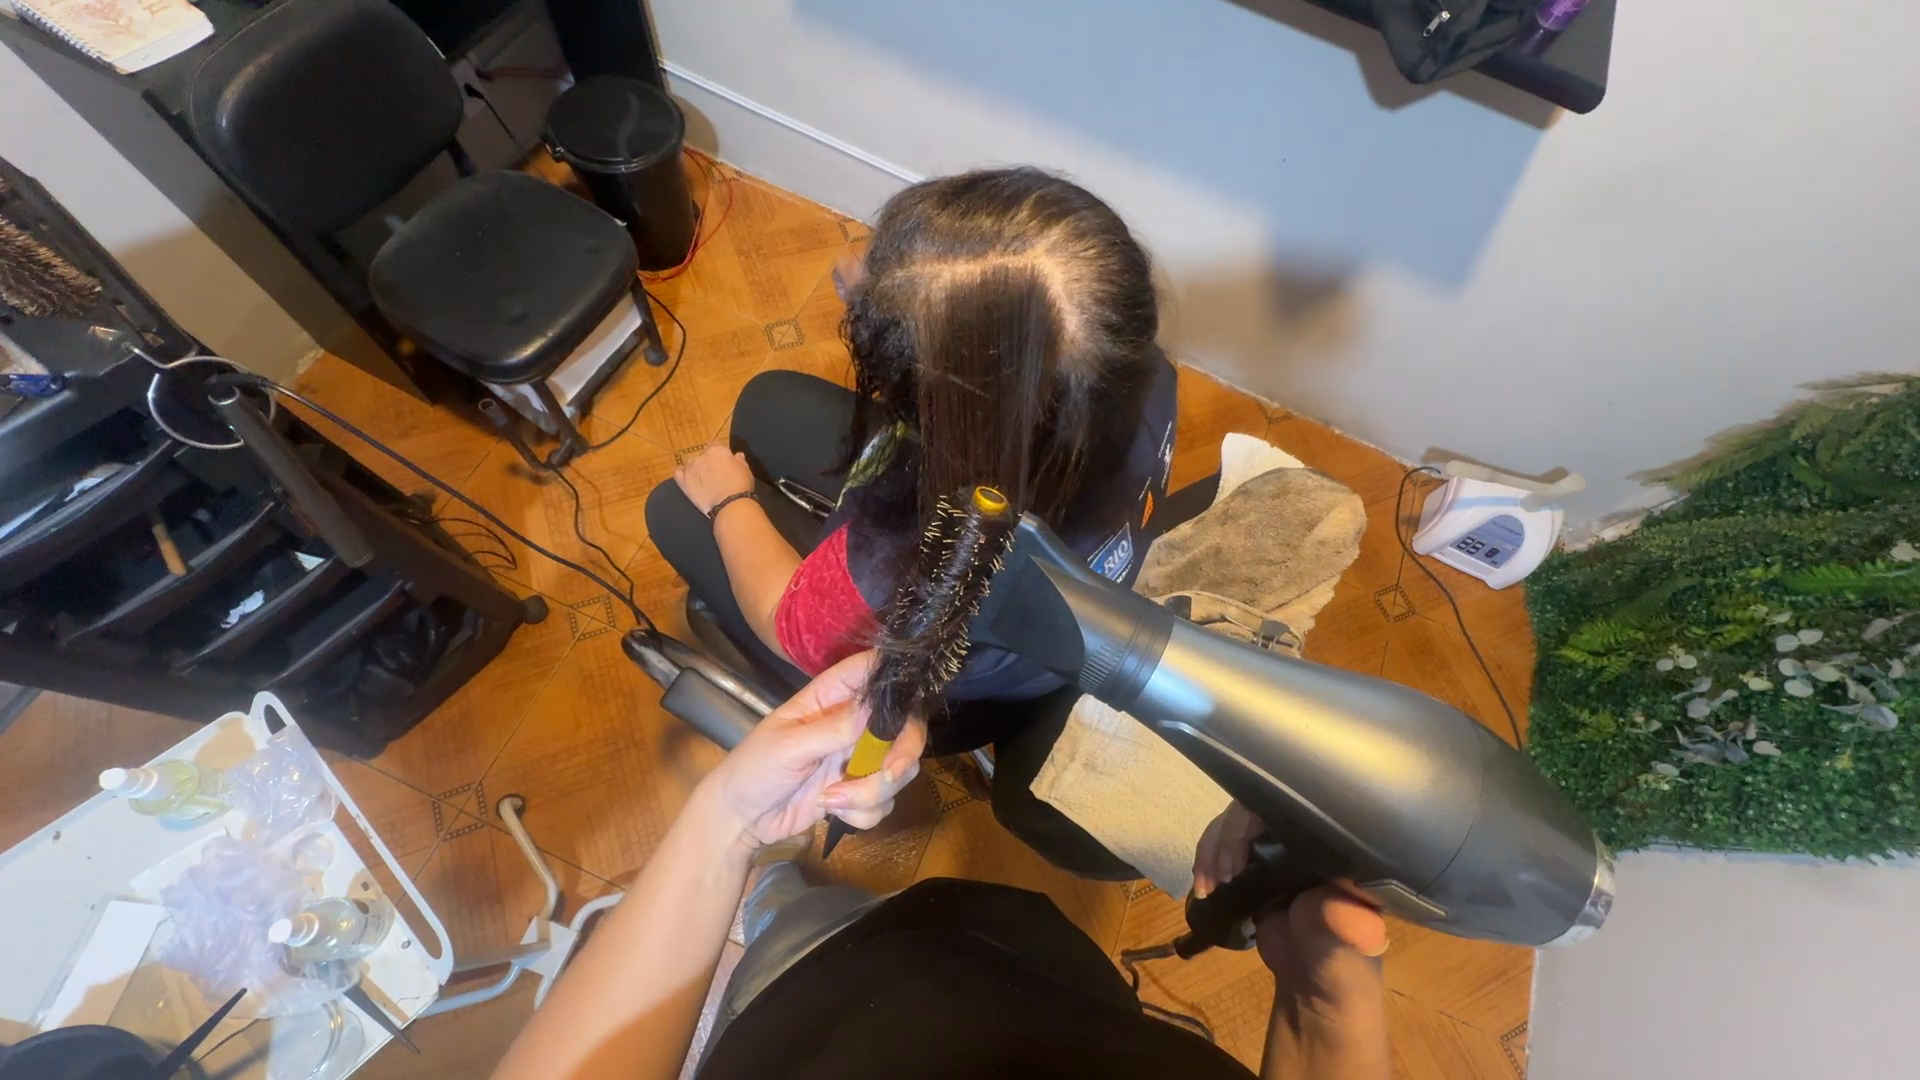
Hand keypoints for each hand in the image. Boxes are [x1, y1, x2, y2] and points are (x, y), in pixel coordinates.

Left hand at [674, 444, 755, 515]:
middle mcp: (702, 455)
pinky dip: (682, 474)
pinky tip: (688, 479)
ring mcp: (690, 468)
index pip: (717, 446)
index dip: (722, 455)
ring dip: (697, 469)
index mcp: (718, 450)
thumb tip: (737, 455)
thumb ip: (739, 461)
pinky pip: (678, 473)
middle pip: (703, 455)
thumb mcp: (746, 471)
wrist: (729, 505)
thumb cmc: (741, 486)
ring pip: (691, 464)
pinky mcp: (683, 481)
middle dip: (709, 463)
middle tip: (717, 475)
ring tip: (704, 482)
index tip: (726, 464)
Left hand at [703, 650, 927, 849]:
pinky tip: (831, 811)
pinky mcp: (859, 791)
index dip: (895, 674)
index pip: (871, 669)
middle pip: (905, 725)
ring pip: (898, 768)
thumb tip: (876, 707)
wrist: (740, 820)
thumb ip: (834, 729)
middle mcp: (854, 723)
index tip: (909, 696)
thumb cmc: (754, 769)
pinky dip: (863, 812)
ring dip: (873, 792)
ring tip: (833, 800)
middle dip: (903, 753)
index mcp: (832, 697)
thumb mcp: (789, 746)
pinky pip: (884, 801)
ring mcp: (859, 758)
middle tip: (889, 773)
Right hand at [1193, 803, 1386, 1012]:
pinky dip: (1207, 861)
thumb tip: (1343, 910)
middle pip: (1250, 811)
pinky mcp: (1252, 868)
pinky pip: (1222, 848)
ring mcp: (1273, 851)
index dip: (1255, 820)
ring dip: (1211, 851)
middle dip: (1227, 838)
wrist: (1315, 994)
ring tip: (1207, 884)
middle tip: (1222, 876)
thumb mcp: (1346, 939)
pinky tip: (1203, 884)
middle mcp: (1300, 839)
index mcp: (1328, 844)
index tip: (1240, 853)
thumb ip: (1342, 919)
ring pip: (1230, 826)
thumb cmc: (1340, 962)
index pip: (1286, 805)